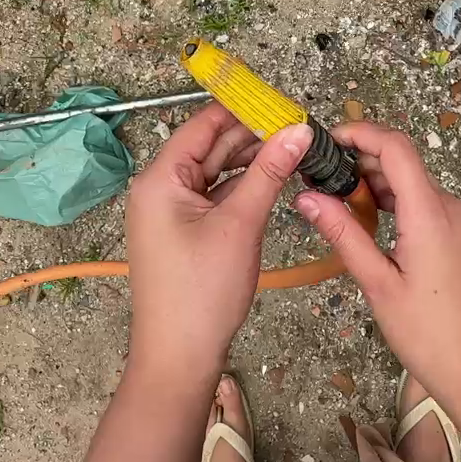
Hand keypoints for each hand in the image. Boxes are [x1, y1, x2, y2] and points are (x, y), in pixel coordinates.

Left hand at [123, 103, 310, 377]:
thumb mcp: (239, 224)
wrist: (179, 361)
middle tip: (298, 125)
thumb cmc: (201, 291)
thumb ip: (269, 171)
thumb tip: (299, 129)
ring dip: (252, 159)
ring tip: (294, 147)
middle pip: (211, 145)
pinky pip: (217, 193)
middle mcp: (161, 186)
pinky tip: (275, 177)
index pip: (203, 123)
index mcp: (161, 177)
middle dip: (253, 134)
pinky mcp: (186, 229)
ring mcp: (173, 209)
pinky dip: (244, 185)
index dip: (242, 108)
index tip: (283, 100)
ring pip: (217, 169)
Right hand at [293, 122, 460, 402]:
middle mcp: (448, 206)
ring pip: (412, 181)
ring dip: (375, 181)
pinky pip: (423, 202)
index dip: (360, 132)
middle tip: (320, 175)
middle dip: (360, 157)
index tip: (325, 140)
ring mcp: (458, 220)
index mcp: (429, 212)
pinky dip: (393, 200)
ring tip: (336, 198)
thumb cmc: (429, 335)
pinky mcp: (459, 235)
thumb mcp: (378, 285)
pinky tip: (368, 220)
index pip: (395, 146)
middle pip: (402, 160)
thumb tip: (307, 197)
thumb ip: (344, 234)